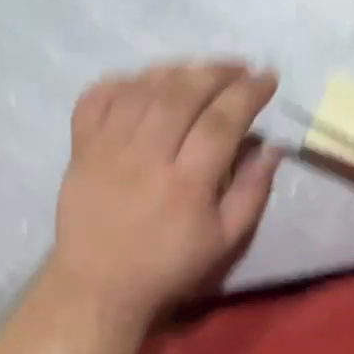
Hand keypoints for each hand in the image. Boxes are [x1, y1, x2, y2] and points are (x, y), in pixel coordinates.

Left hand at [49, 61, 280, 323]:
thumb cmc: (169, 267)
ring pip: (142, 88)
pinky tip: (143, 82)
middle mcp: (146, 156)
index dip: (249, 93)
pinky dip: (121, 81)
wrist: (100, 286)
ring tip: (198, 70)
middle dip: (217, 72)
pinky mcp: (80, 148)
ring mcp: (107, 148)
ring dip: (175, 70)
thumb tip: (274, 147)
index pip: (222, 121)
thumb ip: (252, 192)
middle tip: (239, 68)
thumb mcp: (224, 242)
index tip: (268, 79)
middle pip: (183, 93)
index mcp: (187, 184)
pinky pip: (97, 98)